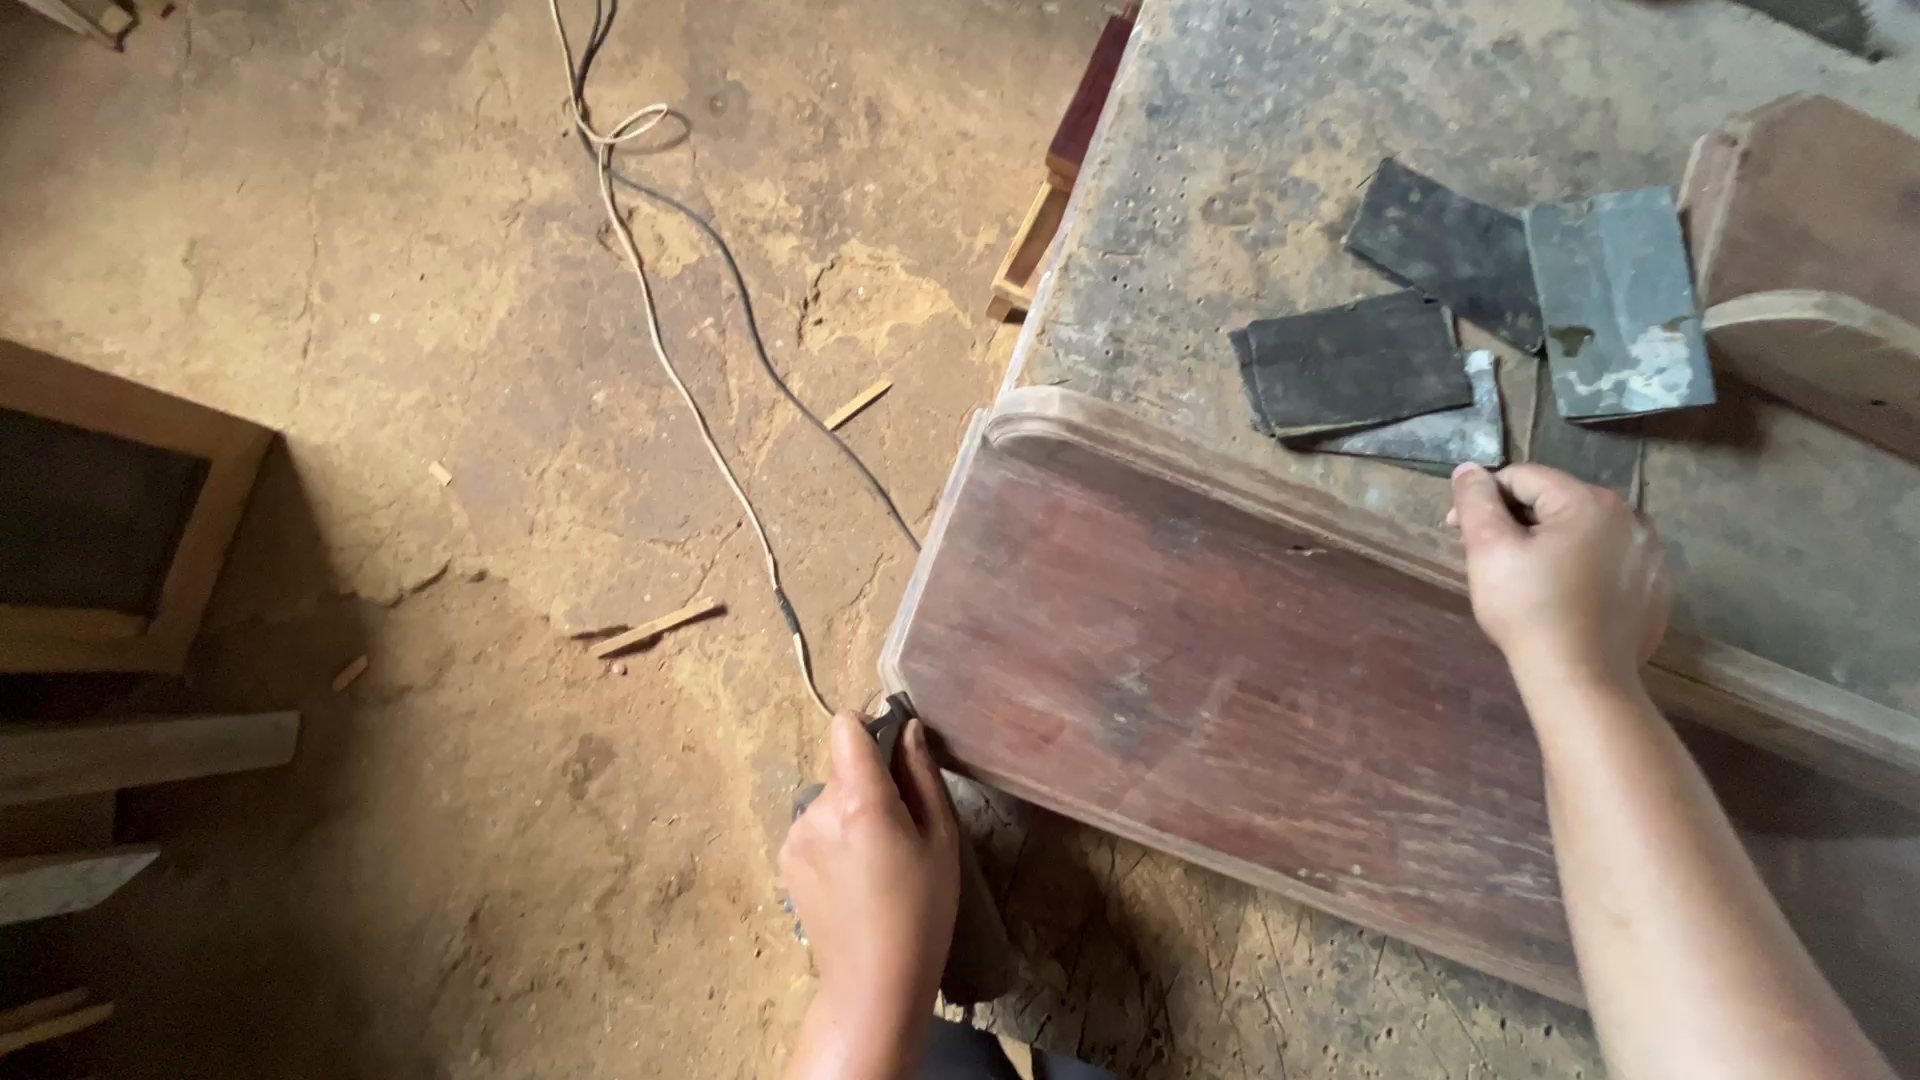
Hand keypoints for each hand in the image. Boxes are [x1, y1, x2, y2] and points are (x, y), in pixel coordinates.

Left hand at [779, 712, 958, 1078]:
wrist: (872, 984)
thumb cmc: (922, 911)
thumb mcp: (941, 838)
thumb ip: (921, 774)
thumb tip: (910, 728)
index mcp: (858, 800)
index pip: (846, 726)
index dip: (871, 728)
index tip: (894, 753)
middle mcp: (817, 809)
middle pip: (843, 766)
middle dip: (870, 781)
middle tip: (899, 827)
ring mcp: (795, 835)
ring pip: (830, 797)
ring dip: (850, 810)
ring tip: (875, 859)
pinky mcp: (784, 858)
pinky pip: (815, 824)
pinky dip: (833, 835)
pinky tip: (852, 876)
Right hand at [1447, 463, 1670, 687]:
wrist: (1581, 675)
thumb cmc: (1527, 608)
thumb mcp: (1488, 548)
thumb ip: (1476, 501)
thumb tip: (1468, 469)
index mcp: (1590, 502)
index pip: (1522, 478)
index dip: (1483, 498)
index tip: (1458, 531)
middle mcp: (1631, 517)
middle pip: (1554, 501)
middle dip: (1515, 520)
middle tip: (1488, 557)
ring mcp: (1650, 553)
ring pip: (1581, 530)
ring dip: (1546, 541)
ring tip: (1522, 576)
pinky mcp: (1655, 585)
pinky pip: (1606, 559)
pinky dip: (1577, 565)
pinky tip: (1559, 594)